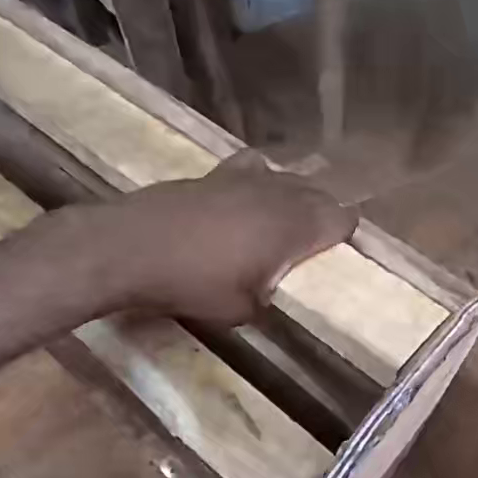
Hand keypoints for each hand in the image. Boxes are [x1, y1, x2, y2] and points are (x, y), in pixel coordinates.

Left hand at [86, 156, 356, 324]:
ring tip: (282, 223)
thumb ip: (268, 296)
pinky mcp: (217, 171)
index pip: (344, 218)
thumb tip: (268, 289)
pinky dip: (260, 180)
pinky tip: (246, 196)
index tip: (335, 256)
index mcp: (296, 226)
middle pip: (321, 194)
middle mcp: (280, 193)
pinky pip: (254, 168)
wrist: (132, 248)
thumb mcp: (242, 310)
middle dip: (323, 216)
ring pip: (290, 178)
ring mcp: (247, 176)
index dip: (345, 236)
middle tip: (311, 246)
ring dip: (294, 198)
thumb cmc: (194, 283)